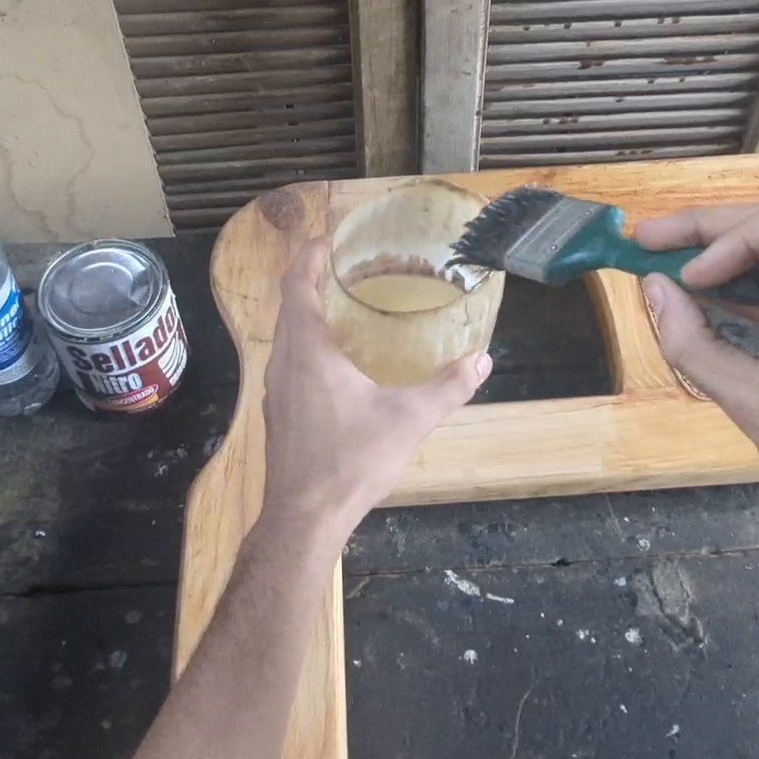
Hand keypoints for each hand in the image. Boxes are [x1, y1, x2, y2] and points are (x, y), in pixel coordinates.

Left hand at [259, 240, 491, 543]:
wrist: (304, 518)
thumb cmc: (351, 460)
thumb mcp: (408, 421)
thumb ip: (447, 388)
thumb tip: (482, 360)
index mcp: (308, 350)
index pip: (298, 285)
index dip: (310, 257)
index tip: (328, 240)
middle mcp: (284, 362)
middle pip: (289, 306)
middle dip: (311, 280)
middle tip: (346, 268)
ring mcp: (275, 390)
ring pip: (286, 336)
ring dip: (307, 313)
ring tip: (342, 307)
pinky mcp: (278, 412)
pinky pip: (288, 361)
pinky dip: (306, 344)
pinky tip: (335, 363)